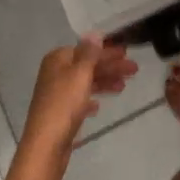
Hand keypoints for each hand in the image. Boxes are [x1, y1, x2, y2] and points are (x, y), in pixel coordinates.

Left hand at [20, 36, 137, 150]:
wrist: (46, 145)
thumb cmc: (64, 104)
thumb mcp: (80, 73)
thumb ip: (89, 53)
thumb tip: (94, 33)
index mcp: (58, 59)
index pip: (87, 50)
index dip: (108, 52)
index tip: (127, 53)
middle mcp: (55, 73)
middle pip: (88, 66)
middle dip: (110, 67)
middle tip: (134, 69)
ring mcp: (57, 95)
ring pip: (85, 83)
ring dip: (104, 82)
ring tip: (123, 87)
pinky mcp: (60, 114)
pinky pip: (79, 101)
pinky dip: (90, 100)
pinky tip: (98, 106)